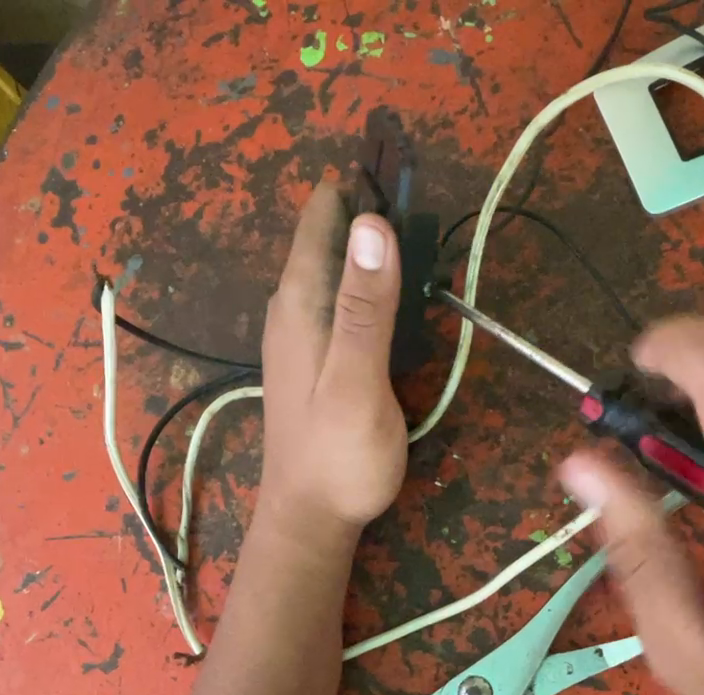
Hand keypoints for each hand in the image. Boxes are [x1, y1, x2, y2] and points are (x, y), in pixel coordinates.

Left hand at [256, 184, 407, 534]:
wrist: (310, 519)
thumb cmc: (338, 455)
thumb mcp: (357, 379)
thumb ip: (365, 307)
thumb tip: (371, 225)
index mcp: (301, 306)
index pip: (322, 223)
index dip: (355, 190)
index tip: (394, 166)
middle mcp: (292, 312)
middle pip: (326, 244)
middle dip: (363, 218)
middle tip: (411, 202)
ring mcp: (298, 339)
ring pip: (331, 274)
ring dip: (365, 252)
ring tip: (404, 239)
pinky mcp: (312, 363)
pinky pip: (336, 304)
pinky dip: (362, 288)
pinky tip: (385, 299)